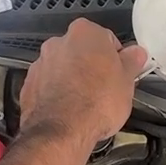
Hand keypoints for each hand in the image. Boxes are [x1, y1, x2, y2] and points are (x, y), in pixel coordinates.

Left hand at [19, 19, 147, 146]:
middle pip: (82, 52)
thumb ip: (132, 61)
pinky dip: (58, 94)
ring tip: (88, 102)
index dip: (117, 57)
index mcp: (85, 33)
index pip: (107, 38)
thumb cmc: (93, 103)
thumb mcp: (126, 81)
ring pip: (64, 68)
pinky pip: (48, 85)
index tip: (122, 69)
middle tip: (107, 87)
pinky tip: (71, 109)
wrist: (62, 131)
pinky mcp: (30, 86)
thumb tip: (135, 55)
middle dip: (93, 67)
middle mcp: (59, 44)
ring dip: (74, 80)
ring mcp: (41, 64)